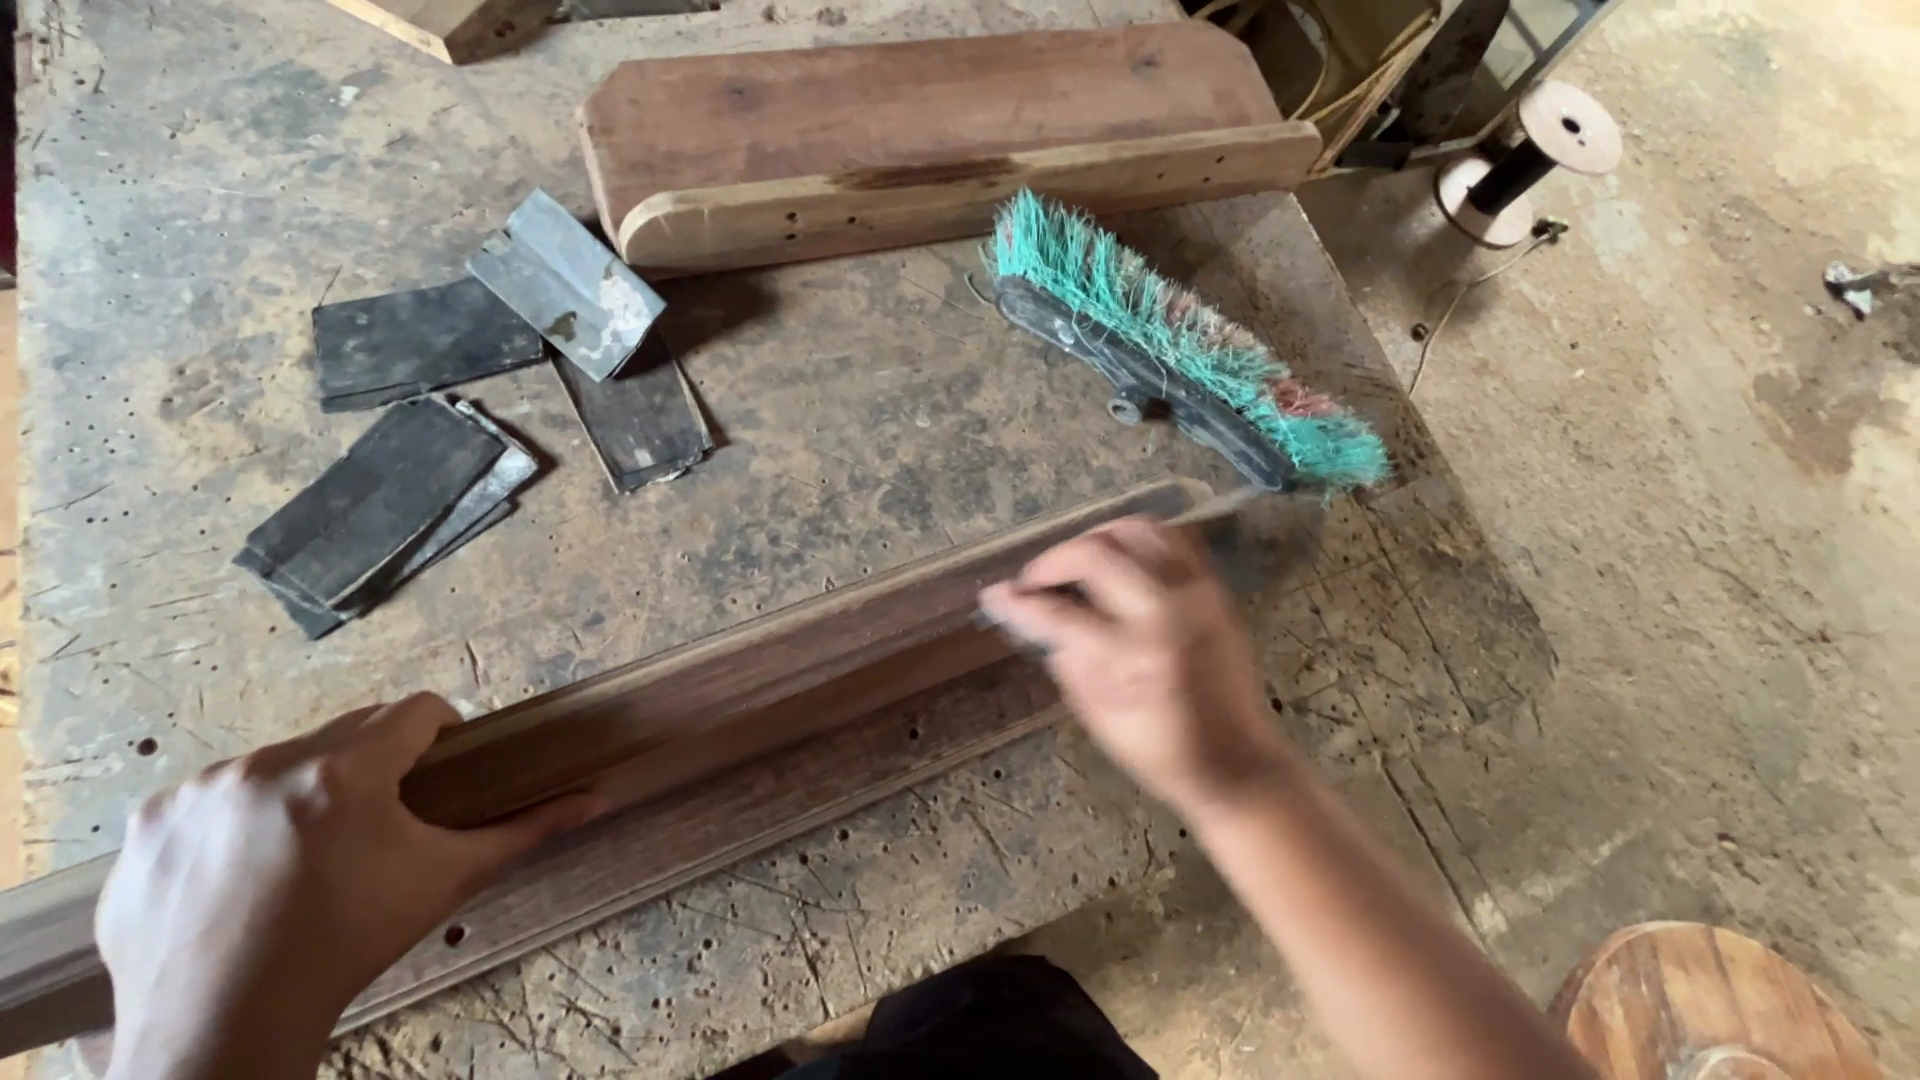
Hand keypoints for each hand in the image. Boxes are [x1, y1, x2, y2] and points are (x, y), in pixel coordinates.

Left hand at [97, 693, 607, 1079]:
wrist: (225, 1025)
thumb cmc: (352, 943)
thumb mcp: (449, 879)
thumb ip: (527, 830)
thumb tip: (598, 798)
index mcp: (344, 773)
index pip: (415, 710)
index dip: (442, 730)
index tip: (444, 764)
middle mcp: (265, 766)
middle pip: (350, 730)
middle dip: (376, 759)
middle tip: (384, 815)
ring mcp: (197, 792)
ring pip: (284, 757)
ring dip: (310, 783)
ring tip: (316, 844)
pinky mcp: (147, 823)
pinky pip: (216, 791)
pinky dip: (241, 812)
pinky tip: (250, 862)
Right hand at [978, 516, 1292, 813]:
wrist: (1239, 760)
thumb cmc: (1163, 751)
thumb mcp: (1098, 718)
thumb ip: (1067, 660)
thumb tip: (1037, 617)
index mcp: (1133, 656)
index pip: (1059, 612)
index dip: (1018, 601)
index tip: (994, 595)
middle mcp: (1166, 612)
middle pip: (1095, 552)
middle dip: (1052, 561)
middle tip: (1035, 582)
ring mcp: (1195, 593)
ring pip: (1133, 529)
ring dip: (1093, 539)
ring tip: (1074, 565)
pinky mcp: (1213, 588)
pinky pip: (1169, 537)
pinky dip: (1134, 538)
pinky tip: (1116, 560)